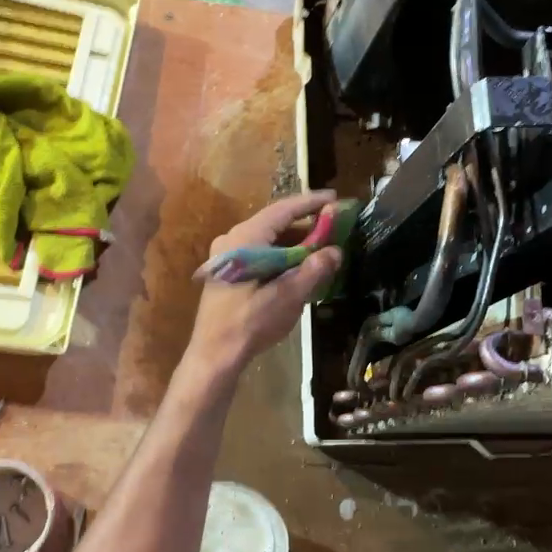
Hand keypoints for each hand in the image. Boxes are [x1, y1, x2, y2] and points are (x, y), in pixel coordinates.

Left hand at [187, 191, 343, 374]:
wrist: (215, 353)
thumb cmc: (250, 322)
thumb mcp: (288, 296)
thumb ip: (313, 270)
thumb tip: (336, 251)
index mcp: (245, 239)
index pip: (282, 210)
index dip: (310, 203)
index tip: (334, 198)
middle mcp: (232, 239)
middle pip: (274, 222)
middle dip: (305, 224)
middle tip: (333, 224)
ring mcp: (226, 255)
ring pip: (267, 238)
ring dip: (294, 241)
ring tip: (322, 245)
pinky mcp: (227, 271)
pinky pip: (259, 252)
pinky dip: (281, 254)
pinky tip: (299, 264)